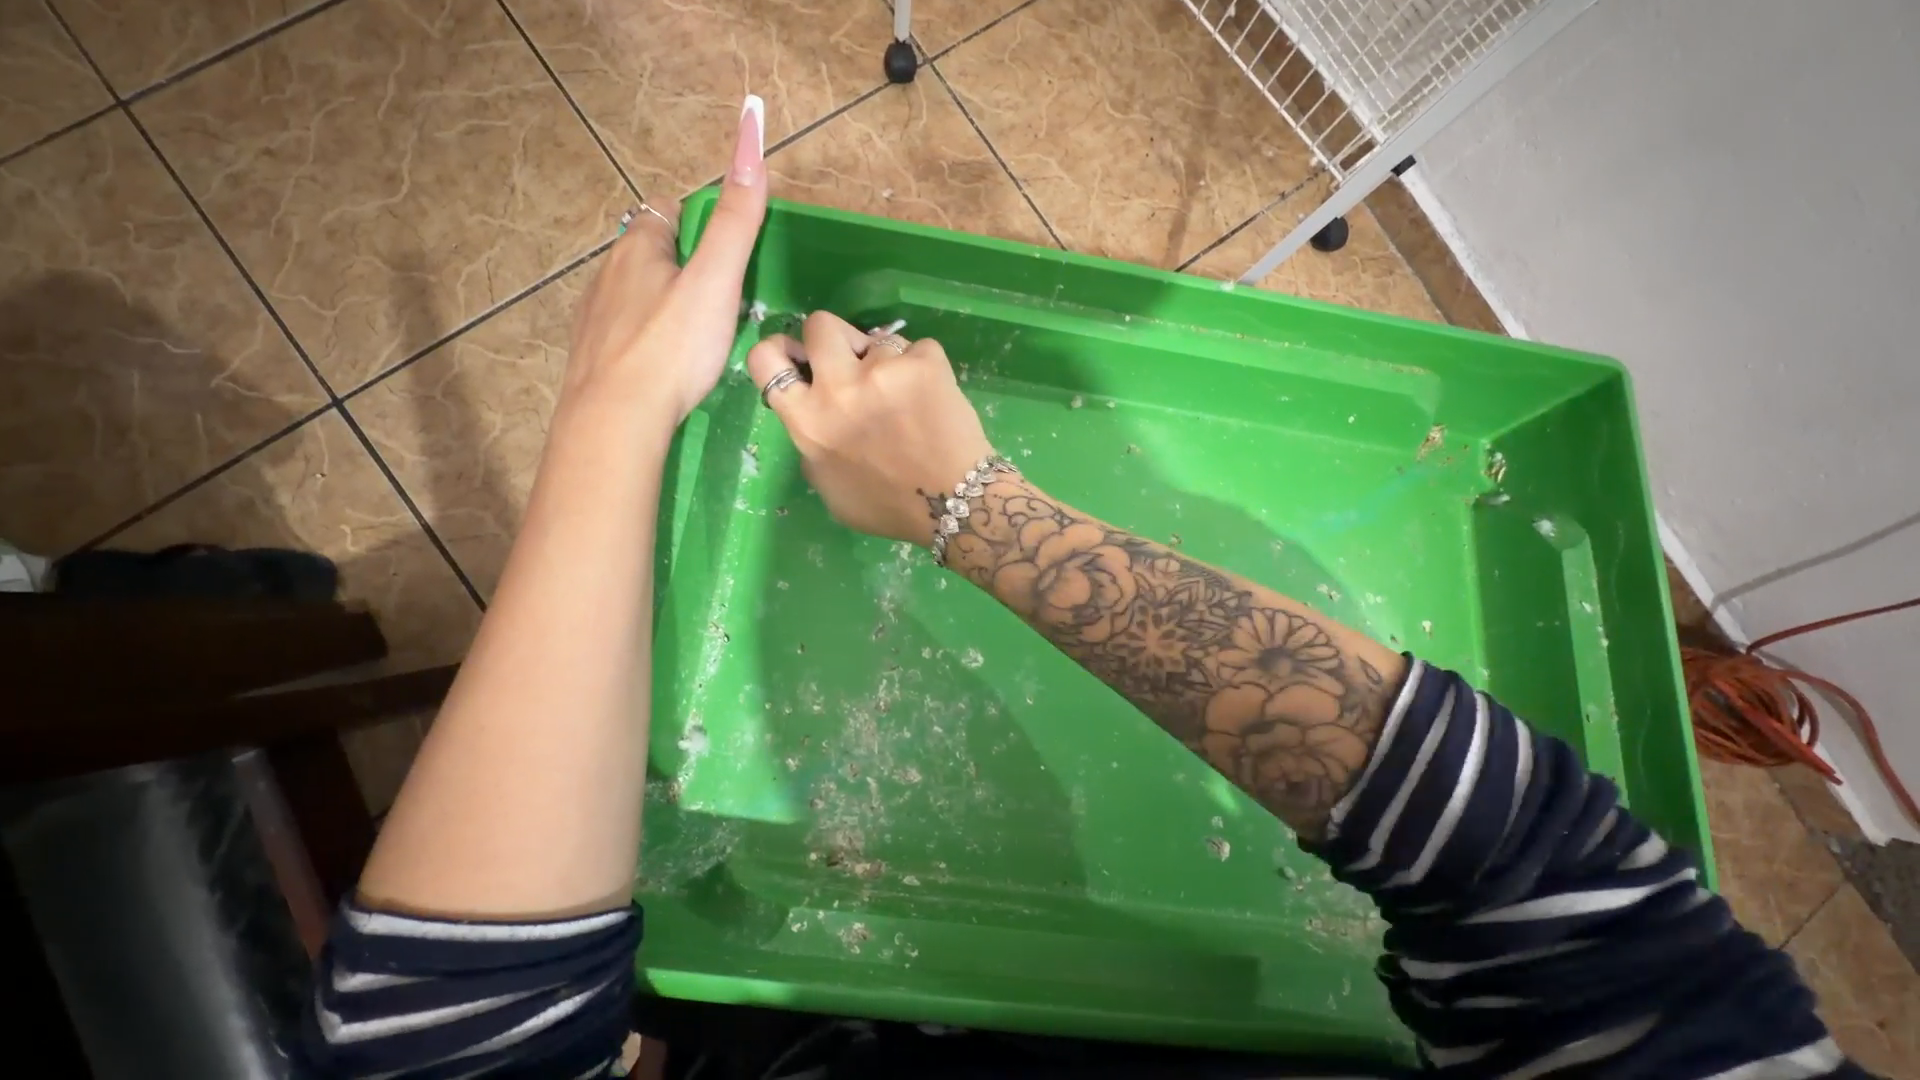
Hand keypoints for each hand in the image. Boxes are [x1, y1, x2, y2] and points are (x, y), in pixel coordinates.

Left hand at [564, 96, 768, 421]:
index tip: (723, 248)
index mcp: (638, 249)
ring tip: (694, 334)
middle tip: (717, 297)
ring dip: (661, 304)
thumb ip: (737, 220)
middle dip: (680, 266)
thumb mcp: (716, 281)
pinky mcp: (591, 356)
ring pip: (634, 295)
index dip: (697, 223)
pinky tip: (663, 364)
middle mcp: (607, 273)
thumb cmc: (671, 347)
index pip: (667, 213)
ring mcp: (594, 317)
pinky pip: (623, 334)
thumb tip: (751, 140)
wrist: (617, 419)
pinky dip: (644, 339)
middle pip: (649, 255)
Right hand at [748, 314, 992, 544]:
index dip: (780, 349)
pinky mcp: (924, 362)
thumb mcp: (829, 489)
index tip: (798, 358)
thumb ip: (812, 447)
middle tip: (851, 363)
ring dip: (886, 362)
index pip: (765, 357)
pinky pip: (917, 348)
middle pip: (820, 324)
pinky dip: (922, 368)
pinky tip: (930, 398)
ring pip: (876, 340)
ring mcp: (883, 370)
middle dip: (834, 339)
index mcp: (808, 421)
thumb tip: (813, 419)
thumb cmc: (889, 505)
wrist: (956, 502)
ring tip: (904, 397)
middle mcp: (838, 388)